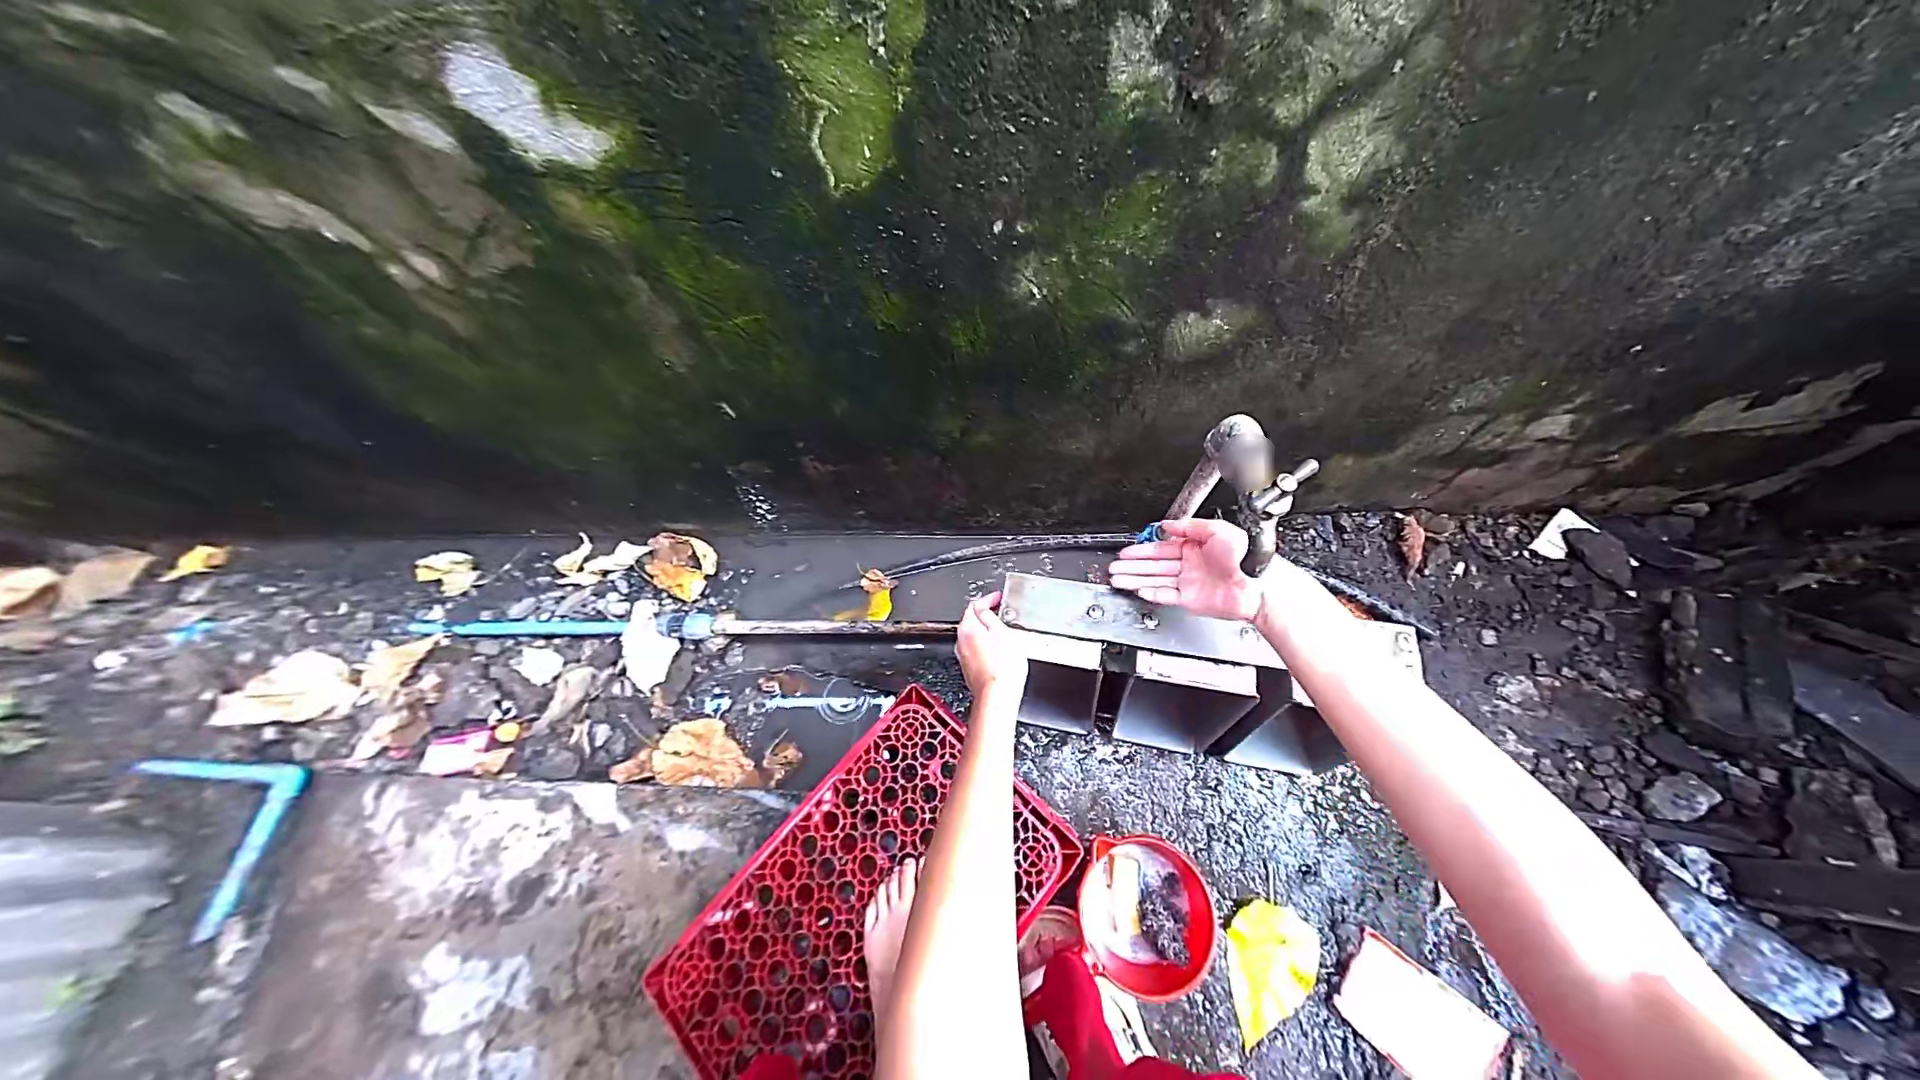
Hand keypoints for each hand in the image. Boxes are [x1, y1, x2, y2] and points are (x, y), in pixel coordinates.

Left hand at [956, 592, 1027, 694]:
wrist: (998, 696)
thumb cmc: (1002, 668)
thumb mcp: (1002, 632)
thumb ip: (990, 616)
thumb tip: (984, 608)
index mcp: (968, 628)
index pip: (974, 605)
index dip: (988, 599)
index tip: (997, 597)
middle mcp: (961, 642)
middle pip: (972, 620)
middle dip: (986, 615)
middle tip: (1002, 613)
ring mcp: (964, 656)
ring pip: (974, 636)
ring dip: (987, 632)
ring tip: (1004, 633)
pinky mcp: (970, 669)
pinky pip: (977, 651)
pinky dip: (986, 646)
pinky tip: (1000, 652)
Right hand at [1107, 518, 1264, 620]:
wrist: (1258, 585)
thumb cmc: (1245, 557)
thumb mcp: (1217, 530)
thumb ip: (1189, 526)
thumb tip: (1167, 525)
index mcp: (1194, 546)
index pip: (1161, 546)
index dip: (1142, 548)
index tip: (1127, 550)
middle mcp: (1189, 563)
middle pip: (1153, 564)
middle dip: (1132, 564)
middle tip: (1115, 565)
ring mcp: (1189, 581)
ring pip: (1155, 579)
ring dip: (1135, 579)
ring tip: (1117, 578)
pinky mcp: (1190, 599)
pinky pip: (1165, 595)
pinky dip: (1151, 593)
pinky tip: (1138, 590)